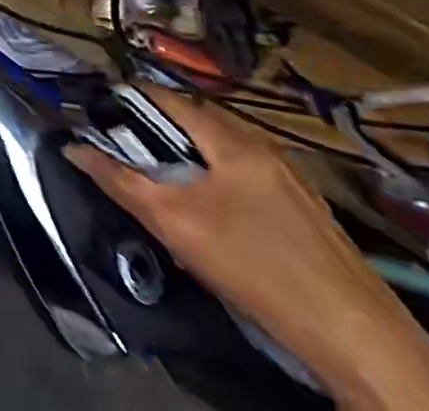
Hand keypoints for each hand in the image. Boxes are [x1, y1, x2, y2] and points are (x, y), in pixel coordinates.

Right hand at [66, 89, 428, 410]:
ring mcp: (288, 179)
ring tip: (154, 180)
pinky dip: (210, 181)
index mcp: (234, 140)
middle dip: (154, 130)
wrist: (353, 333)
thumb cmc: (255, 264)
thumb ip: (122, 182)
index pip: (170, 99)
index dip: (130, 96)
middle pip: (195, 124)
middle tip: (120, 148)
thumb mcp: (176, 223)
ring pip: (218, 154)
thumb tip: (75, 148)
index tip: (96, 104)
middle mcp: (263, 147)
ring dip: (182, 157)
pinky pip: (240, 178)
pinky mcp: (300, 210)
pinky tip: (203, 214)